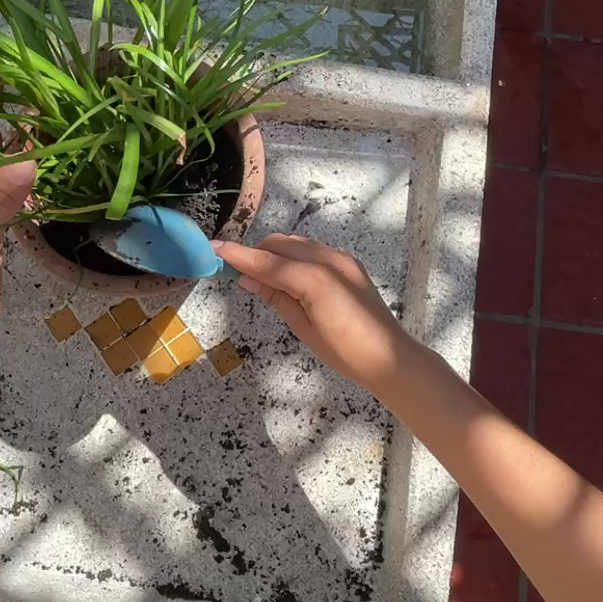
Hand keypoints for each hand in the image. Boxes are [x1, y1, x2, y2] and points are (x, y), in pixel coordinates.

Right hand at [214, 234, 427, 390]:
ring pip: (295, 244)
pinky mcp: (347, 263)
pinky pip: (312, 250)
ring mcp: (341, 259)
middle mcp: (329, 260)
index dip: (239, 255)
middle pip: (280, 245)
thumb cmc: (344, 352)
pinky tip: (286, 276)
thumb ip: (275, 296)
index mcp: (315, 279)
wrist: (389, 357)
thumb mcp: (302, 327)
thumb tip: (246, 278)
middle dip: (255, 253)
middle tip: (234, 270)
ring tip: (258, 275)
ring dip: (274, 253)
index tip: (213, 247)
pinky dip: (293, 257)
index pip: (268, 262)